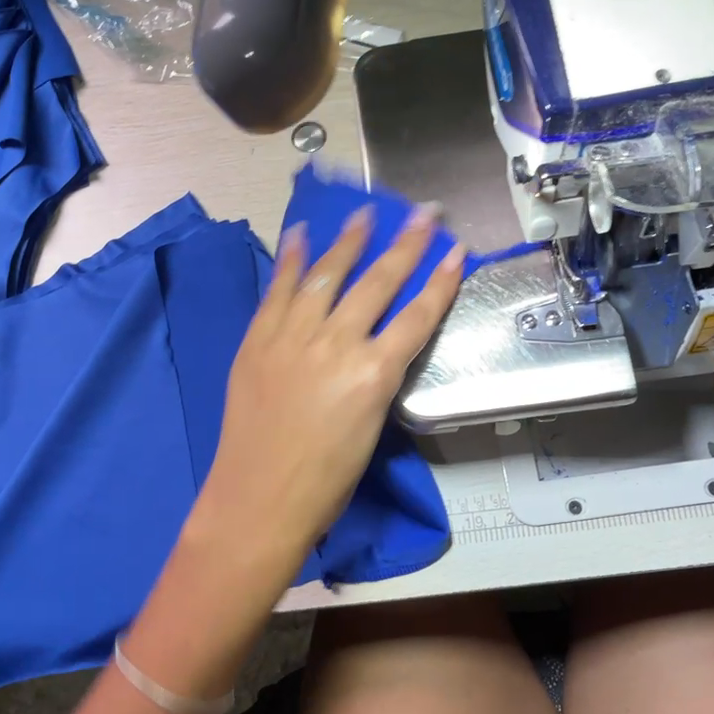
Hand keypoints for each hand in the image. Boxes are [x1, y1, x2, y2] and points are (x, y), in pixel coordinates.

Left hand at [196, 204, 464, 563]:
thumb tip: (378, 348)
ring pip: (325, 276)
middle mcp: (336, 344)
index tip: (456, 252)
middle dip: (403, 246)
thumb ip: (377, 379)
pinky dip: (289, 261)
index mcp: (373, 374)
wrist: (258, 501)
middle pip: (377, 284)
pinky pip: (277, 290)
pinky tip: (298, 235)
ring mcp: (292, 337)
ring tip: (363, 213)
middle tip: (422, 214)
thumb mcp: (371, 428)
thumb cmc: (325, 482)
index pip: (416, 317)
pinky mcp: (258, 340)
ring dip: (347, 242)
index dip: (440, 283)